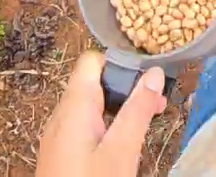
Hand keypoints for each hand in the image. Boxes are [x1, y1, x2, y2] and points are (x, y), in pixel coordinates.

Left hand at [35, 52, 167, 176]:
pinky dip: (108, 124)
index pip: (92, 61)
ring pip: (91, 105)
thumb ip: (138, 108)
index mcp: (73, 106)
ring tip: (148, 119)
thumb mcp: (121, 150)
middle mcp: (61, 116)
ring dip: (120, 106)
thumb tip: (154, 70)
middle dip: (127, 85)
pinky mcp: (60, 155)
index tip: (149, 75)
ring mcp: (58, 137)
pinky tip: (125, 142)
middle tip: (157, 101)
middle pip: (94, 81)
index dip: (120, 61)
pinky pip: (85, 125)